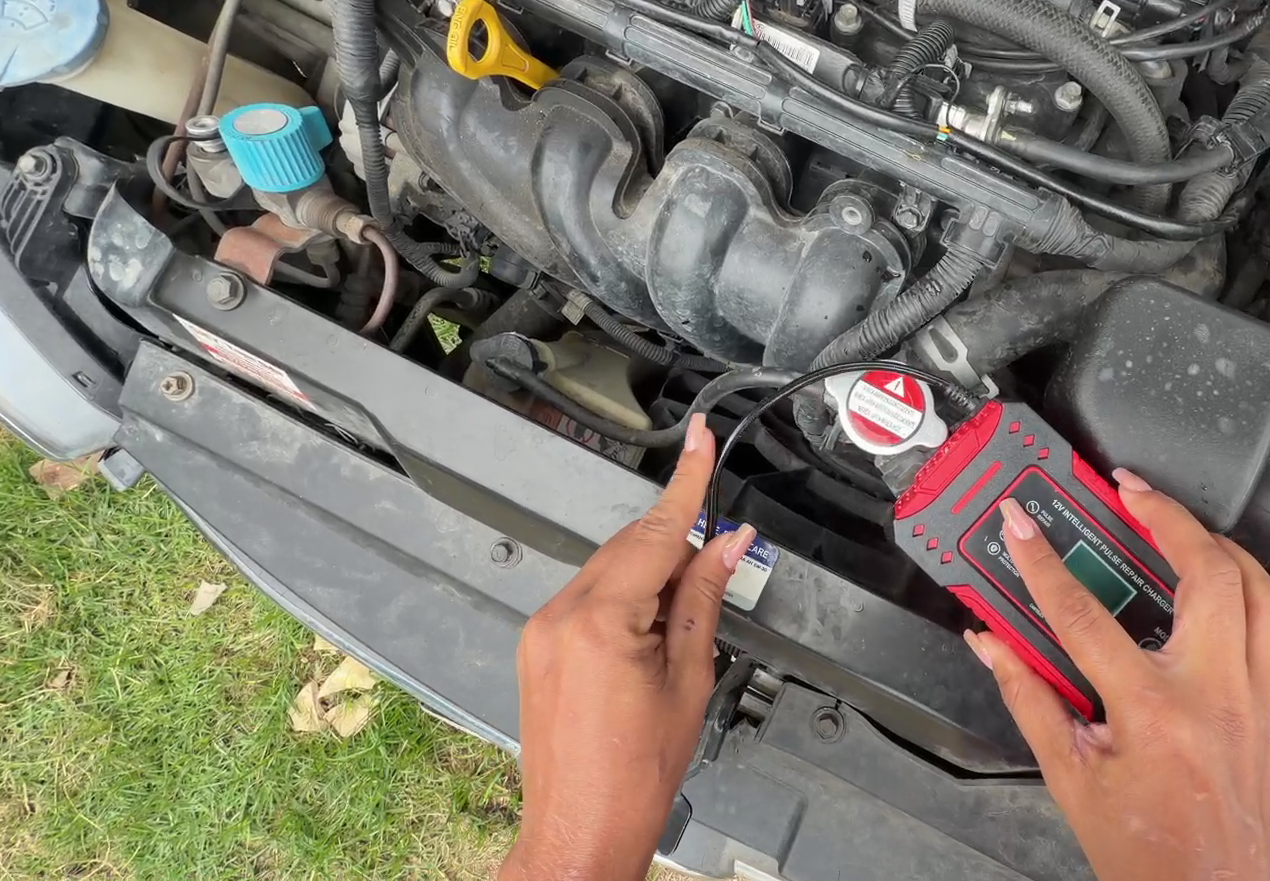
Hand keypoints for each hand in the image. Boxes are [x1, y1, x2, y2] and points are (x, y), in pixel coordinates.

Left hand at [500, 414, 757, 880]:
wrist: (580, 833)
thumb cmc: (637, 770)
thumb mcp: (690, 676)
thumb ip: (704, 596)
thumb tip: (730, 543)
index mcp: (602, 621)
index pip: (658, 531)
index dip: (686, 479)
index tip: (698, 437)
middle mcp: (561, 614)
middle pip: (635, 544)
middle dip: (679, 545)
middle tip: (717, 566)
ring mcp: (543, 627)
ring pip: (614, 566)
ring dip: (655, 573)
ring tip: (678, 626)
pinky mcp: (539, 640)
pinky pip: (592, 590)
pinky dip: (629, 592)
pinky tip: (649, 629)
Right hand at [965, 470, 1269, 880]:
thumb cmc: (1144, 852)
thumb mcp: (1068, 775)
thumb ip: (1027, 695)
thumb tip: (990, 643)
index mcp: (1151, 713)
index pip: (1082, 615)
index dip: (1042, 561)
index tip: (1019, 522)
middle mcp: (1215, 695)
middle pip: (1206, 574)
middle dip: (1165, 515)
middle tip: (1128, 489)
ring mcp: (1258, 700)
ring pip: (1263, 592)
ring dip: (1220, 543)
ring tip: (1180, 521)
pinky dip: (1268, 594)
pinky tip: (1240, 582)